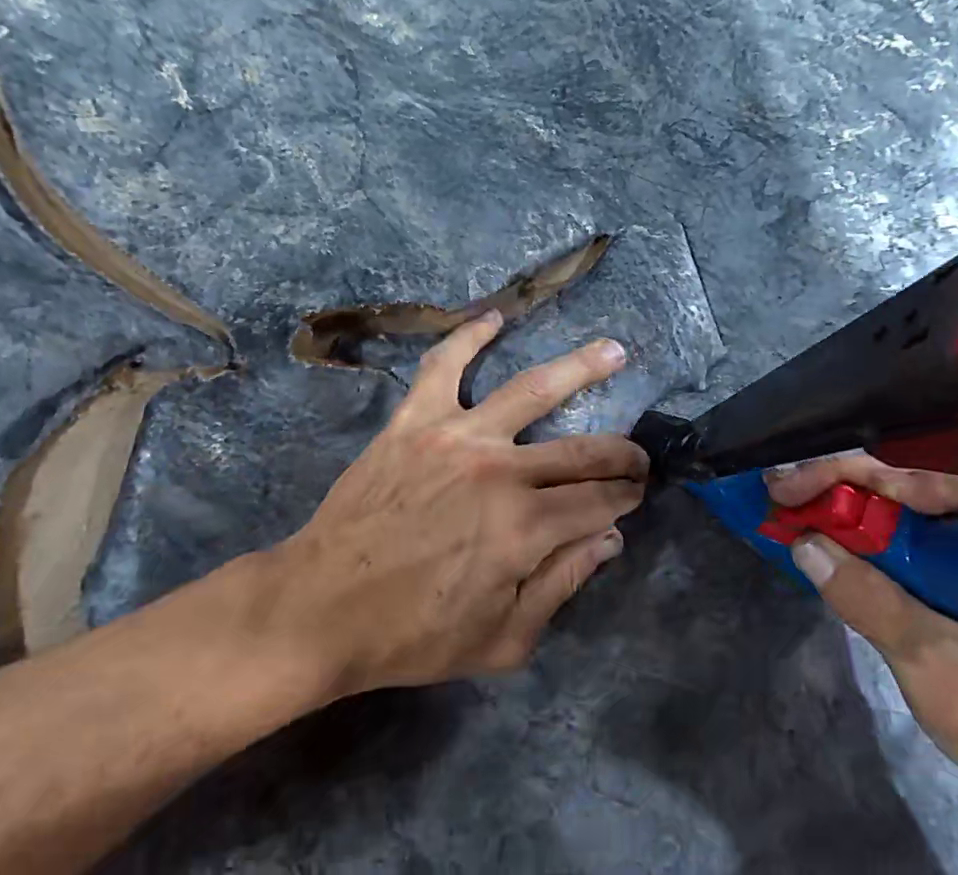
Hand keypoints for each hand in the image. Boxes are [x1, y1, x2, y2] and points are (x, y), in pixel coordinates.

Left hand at [266, 310, 647, 702]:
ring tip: (613, 352)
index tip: (638, 494)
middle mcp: (502, 472)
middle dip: (623, 453)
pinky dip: (468, 338)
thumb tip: (609, 537)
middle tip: (639, 455)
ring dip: (581, 368)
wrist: (317, 612)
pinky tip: (494, 317)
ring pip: (532, 390)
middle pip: (583, 451)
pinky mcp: (415, 423)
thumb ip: (563, 585)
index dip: (627, 497)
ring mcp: (457, 438)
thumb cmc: (413, 634)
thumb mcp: (503, 639)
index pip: (601, 501)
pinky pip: (444, 368)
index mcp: (526, 528)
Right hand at [766, 454, 957, 791]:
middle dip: (850, 491)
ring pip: (910, 519)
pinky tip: (830, 537)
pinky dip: (866, 543)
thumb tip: (804, 542)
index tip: (804, 482)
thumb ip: (876, 604)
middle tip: (785, 489)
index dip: (867, 481)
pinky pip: (911, 547)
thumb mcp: (939, 665)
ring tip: (795, 504)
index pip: (939, 491)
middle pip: (919, 497)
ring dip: (851, 513)